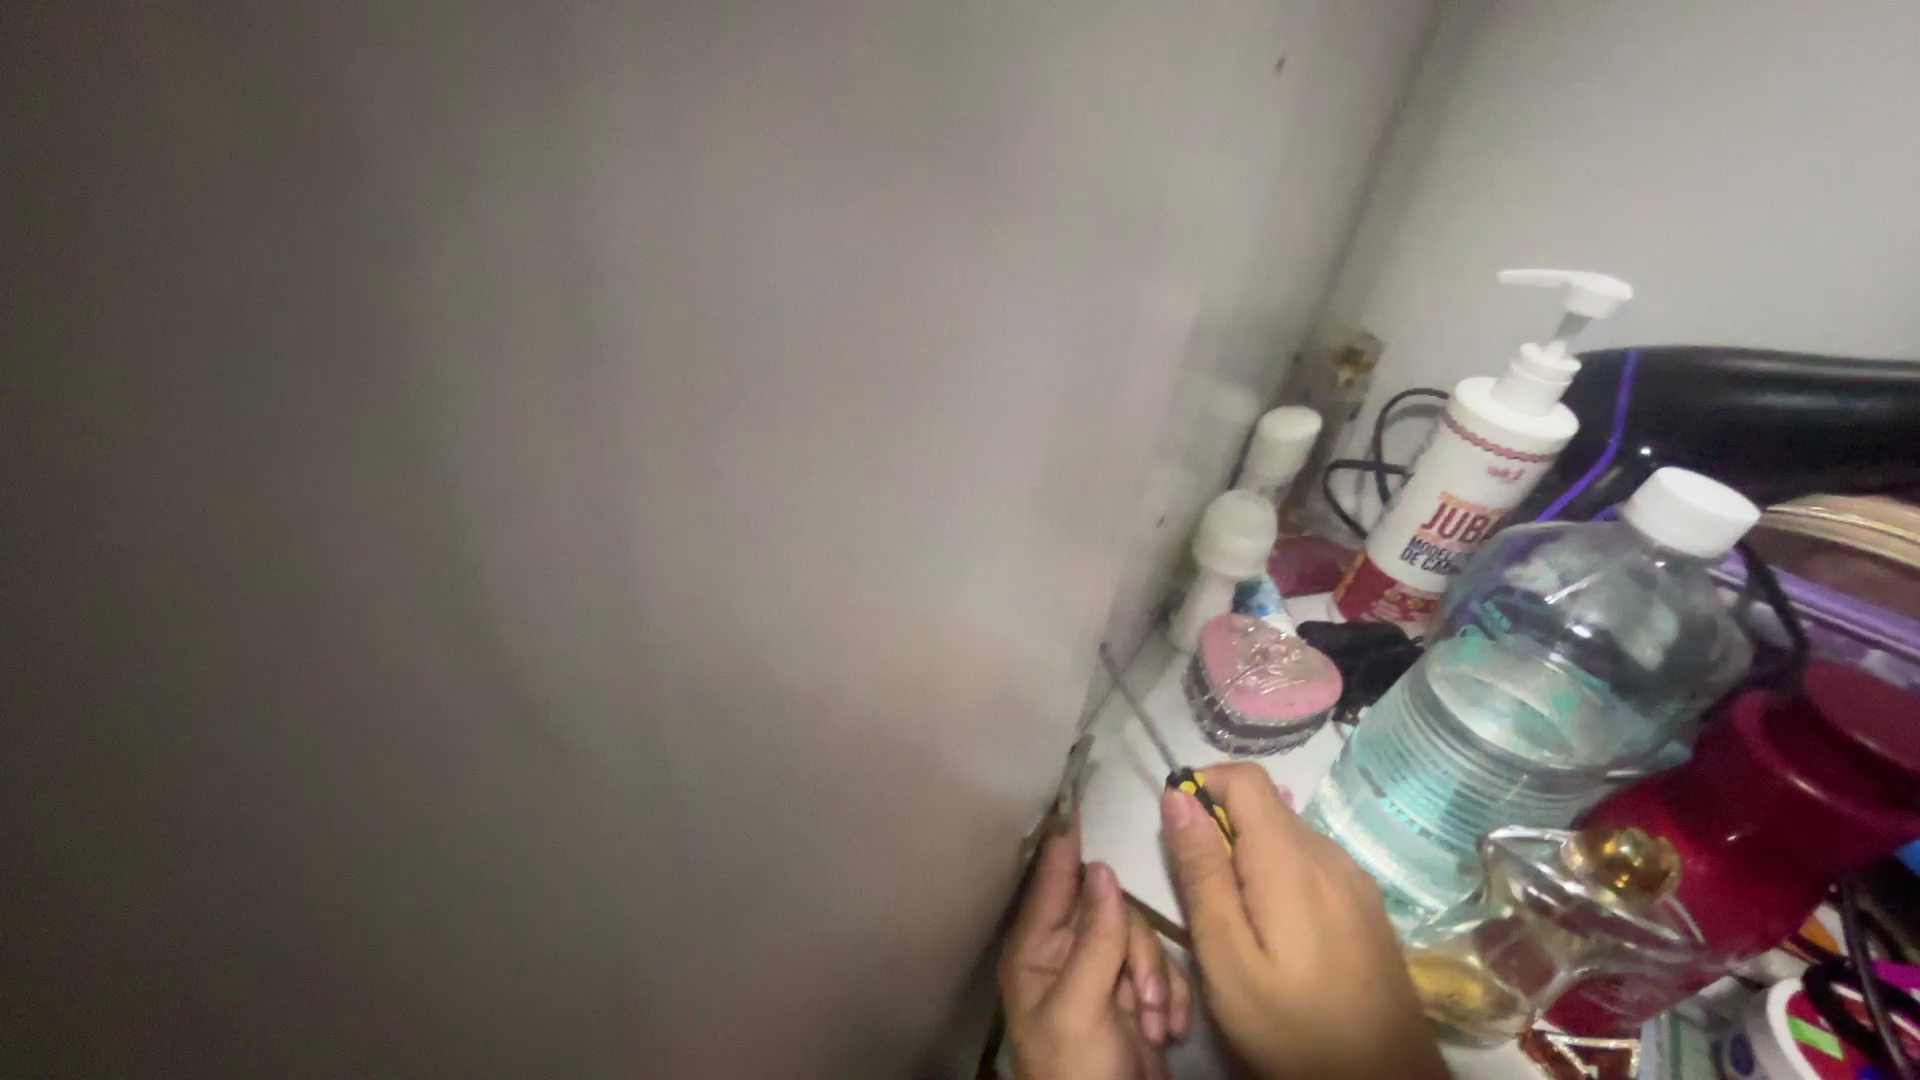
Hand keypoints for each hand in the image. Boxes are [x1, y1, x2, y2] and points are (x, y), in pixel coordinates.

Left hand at [998, 813, 1191, 1079]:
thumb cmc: (1076, 1071)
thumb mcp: (1077, 1007)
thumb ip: (1094, 937)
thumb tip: (1104, 868)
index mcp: (1036, 950)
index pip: (1052, 882)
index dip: (1067, 844)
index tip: (1081, 800)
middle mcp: (1066, 953)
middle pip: (1110, 909)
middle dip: (1135, 950)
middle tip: (1139, 994)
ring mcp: (1102, 974)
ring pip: (1140, 937)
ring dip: (1154, 979)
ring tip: (1153, 1021)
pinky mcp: (1133, 994)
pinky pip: (1159, 968)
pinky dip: (1168, 995)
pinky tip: (1166, 1028)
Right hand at [1160, 764, 1445, 1079]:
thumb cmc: (1292, 1026)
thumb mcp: (1225, 955)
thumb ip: (1201, 870)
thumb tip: (1177, 796)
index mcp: (1291, 859)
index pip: (1246, 777)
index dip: (1204, 786)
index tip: (1180, 835)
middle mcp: (1329, 854)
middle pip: (1265, 805)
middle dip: (1221, 830)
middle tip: (1204, 896)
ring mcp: (1355, 880)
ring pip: (1286, 835)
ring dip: (1249, 855)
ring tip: (1238, 922)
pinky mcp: (1367, 905)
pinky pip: (1311, 864)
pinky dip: (1279, 875)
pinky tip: (1278, 934)